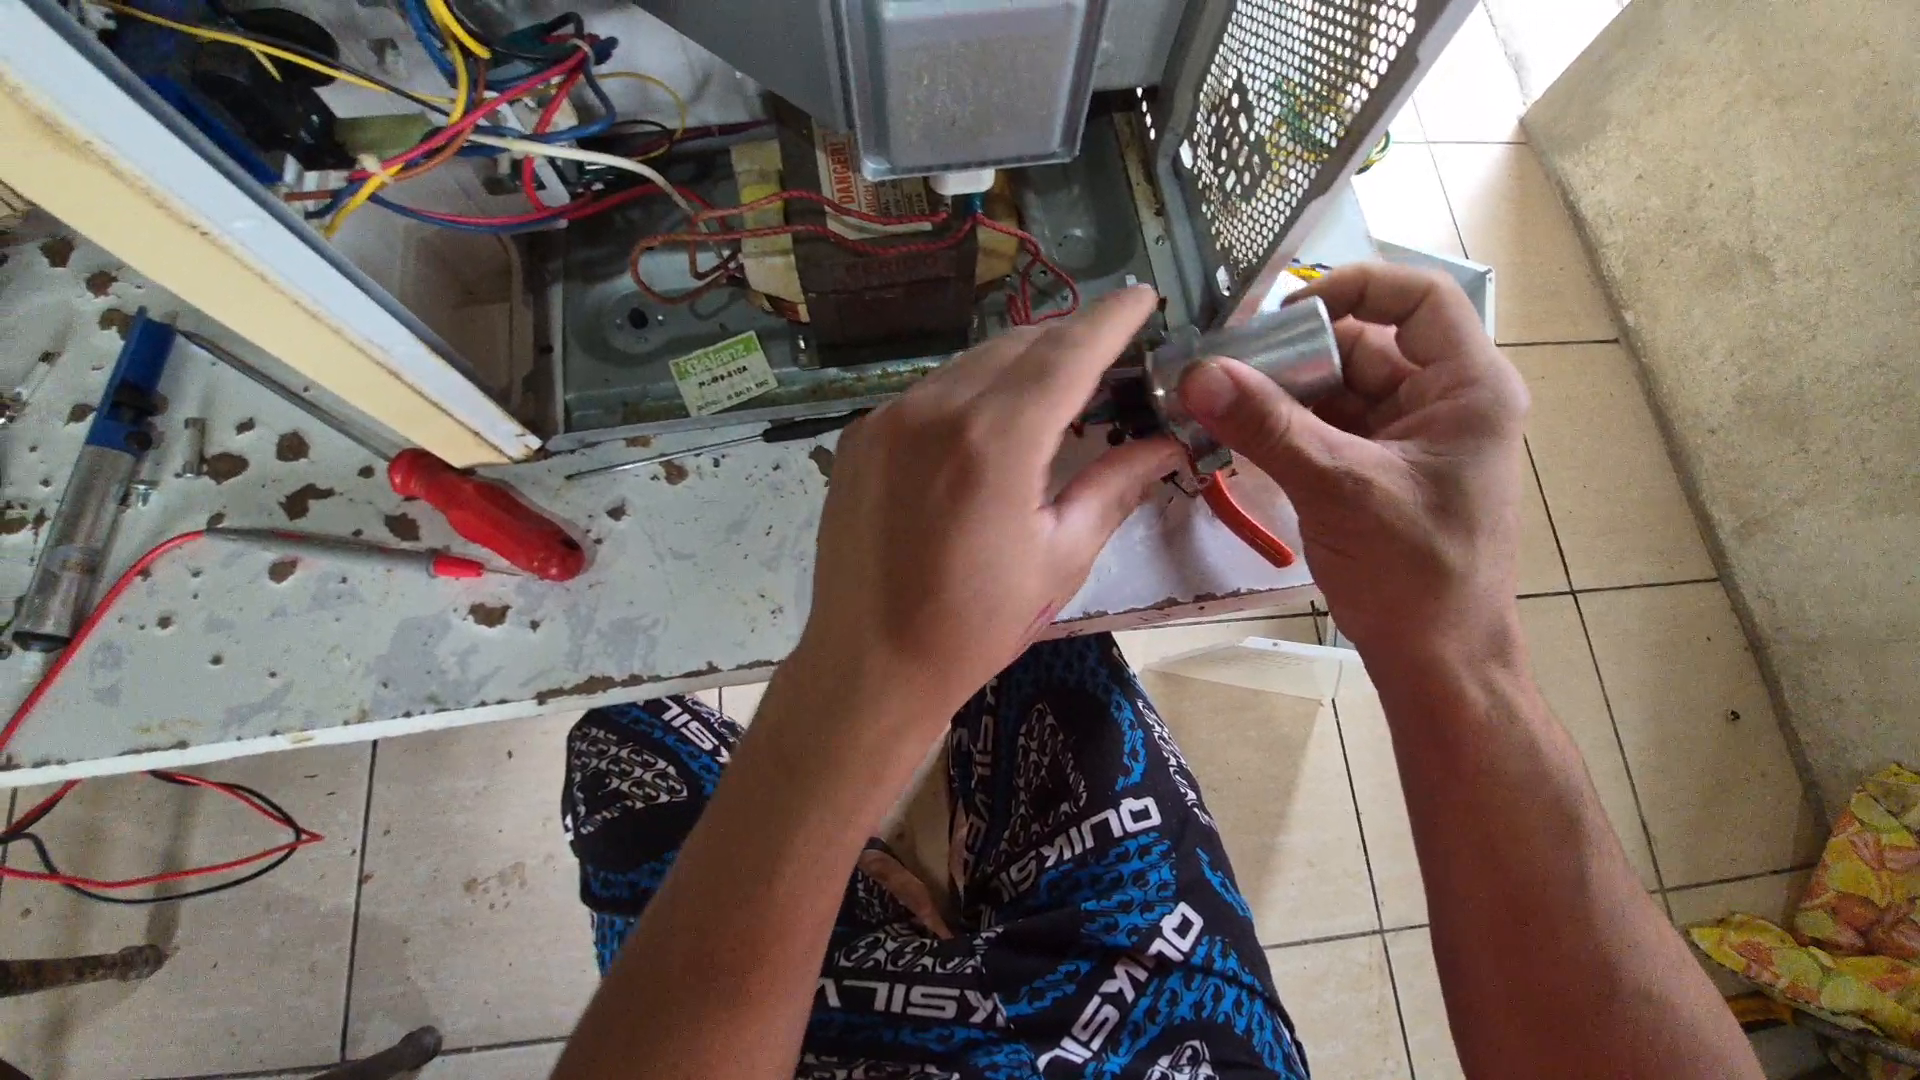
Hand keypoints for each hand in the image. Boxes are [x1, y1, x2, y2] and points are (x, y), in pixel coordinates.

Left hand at [793, 287, 1182, 724]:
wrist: (870, 663)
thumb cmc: (976, 623)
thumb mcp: (1060, 557)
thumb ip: (1115, 486)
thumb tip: (1169, 443)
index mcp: (995, 441)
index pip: (1067, 354)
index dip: (1110, 320)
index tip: (1141, 297)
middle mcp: (936, 410)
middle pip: (1017, 347)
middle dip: (1067, 340)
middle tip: (1107, 354)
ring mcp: (888, 418)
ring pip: (970, 364)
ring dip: (1018, 363)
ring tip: (1053, 386)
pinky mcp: (861, 436)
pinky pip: (930, 392)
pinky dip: (971, 391)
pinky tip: (988, 422)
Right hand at [1178, 263, 1529, 665]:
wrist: (1434, 658)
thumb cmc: (1414, 573)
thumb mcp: (1339, 489)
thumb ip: (1268, 428)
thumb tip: (1198, 373)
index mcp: (1467, 388)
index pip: (1418, 299)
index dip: (1351, 288)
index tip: (1280, 314)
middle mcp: (1439, 402)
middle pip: (1361, 346)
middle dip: (1293, 354)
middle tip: (1224, 367)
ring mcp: (1404, 439)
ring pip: (1335, 390)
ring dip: (1279, 395)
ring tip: (1217, 401)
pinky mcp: (1372, 472)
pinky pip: (1323, 430)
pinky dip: (1282, 429)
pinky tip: (1237, 436)